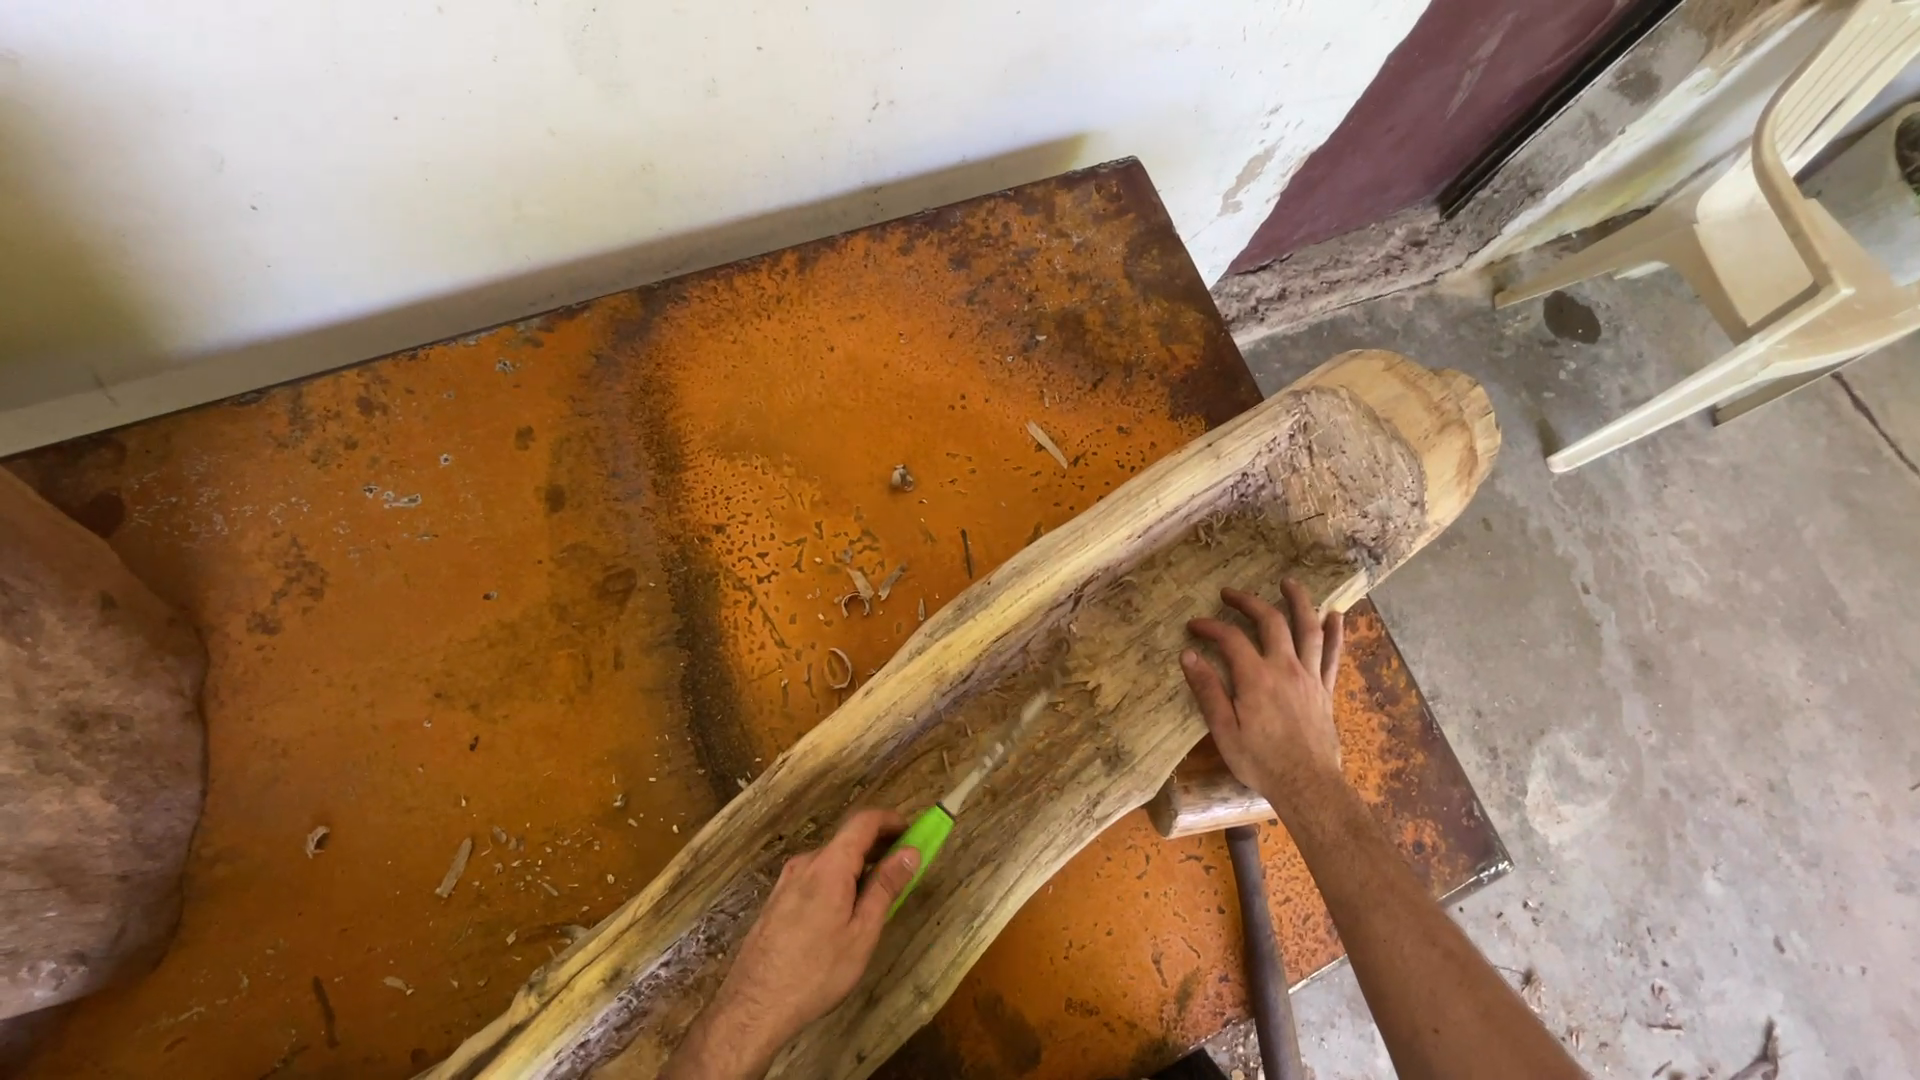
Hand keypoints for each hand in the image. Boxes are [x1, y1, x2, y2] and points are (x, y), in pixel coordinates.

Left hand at [668, 808, 919, 1078]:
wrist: (752, 1007)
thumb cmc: (816, 972)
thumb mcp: (861, 933)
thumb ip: (885, 888)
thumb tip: (909, 852)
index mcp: (829, 865)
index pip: (864, 821)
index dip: (891, 820)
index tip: (913, 831)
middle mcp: (805, 863)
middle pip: (847, 839)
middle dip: (878, 847)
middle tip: (902, 870)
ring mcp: (786, 881)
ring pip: (830, 860)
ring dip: (857, 867)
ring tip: (875, 898)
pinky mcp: (776, 900)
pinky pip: (814, 877)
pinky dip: (837, 881)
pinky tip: (843, 914)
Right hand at [1180, 580, 1345, 823]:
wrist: (1308, 785)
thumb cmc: (1260, 762)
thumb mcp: (1224, 730)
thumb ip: (1208, 690)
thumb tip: (1189, 656)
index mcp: (1256, 678)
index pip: (1231, 638)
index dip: (1210, 626)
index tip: (1194, 626)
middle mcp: (1286, 668)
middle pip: (1271, 621)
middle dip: (1249, 602)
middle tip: (1230, 593)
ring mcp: (1311, 677)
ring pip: (1307, 629)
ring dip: (1298, 601)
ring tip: (1289, 582)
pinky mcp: (1326, 690)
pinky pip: (1333, 655)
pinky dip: (1334, 633)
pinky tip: (1335, 615)